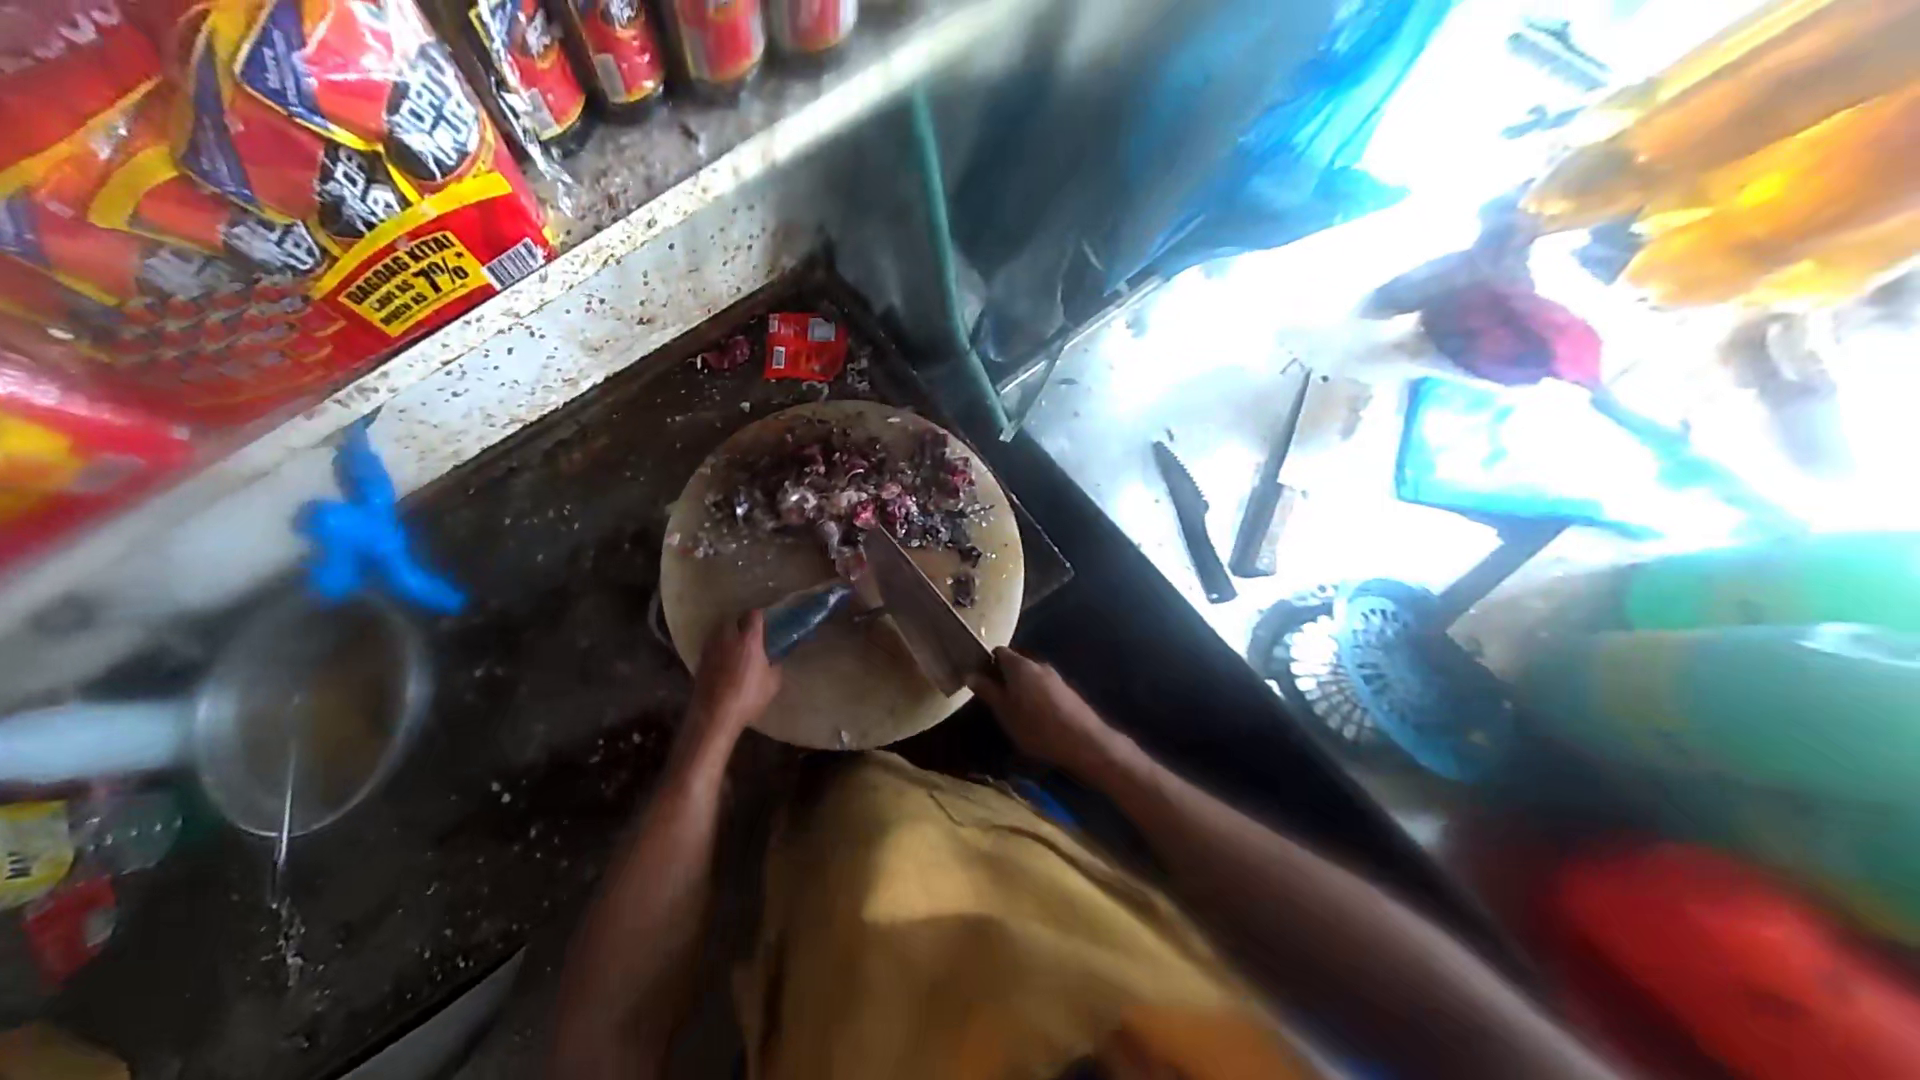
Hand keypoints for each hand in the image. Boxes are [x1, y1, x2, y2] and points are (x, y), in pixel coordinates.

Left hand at [686, 610, 781, 749]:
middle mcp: (728, 638)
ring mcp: (711, 648)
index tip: (766, 622)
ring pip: (719, 631)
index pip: (754, 615)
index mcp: (749, 640)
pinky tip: (724, 660)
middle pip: (733, 619)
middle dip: (741, 622)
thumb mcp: (772, 683)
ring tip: (736, 645)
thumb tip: (774, 659)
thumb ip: (775, 665)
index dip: (761, 616)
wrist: (714, 716)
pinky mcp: (700, 661)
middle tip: (750, 633)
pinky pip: (711, 646)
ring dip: (728, 633)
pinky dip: (718, 648)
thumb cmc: (748, 697)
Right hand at [970, 648, 1122, 776]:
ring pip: (1030, 676)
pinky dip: (1035, 696)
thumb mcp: (1004, 712)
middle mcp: (1038, 664)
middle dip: (1003, 676)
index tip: (980, 679)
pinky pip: (1043, 687)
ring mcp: (1055, 677)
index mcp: (1019, 665)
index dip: (987, 662)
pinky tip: (1034, 716)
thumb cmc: (1036, 727)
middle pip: (1015, 663)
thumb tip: (971, 674)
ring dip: (1020, 687)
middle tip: (994, 699)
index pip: (999, 652)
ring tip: (1013, 710)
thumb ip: (988, 691)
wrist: (1083, 741)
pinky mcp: (1067, 691)